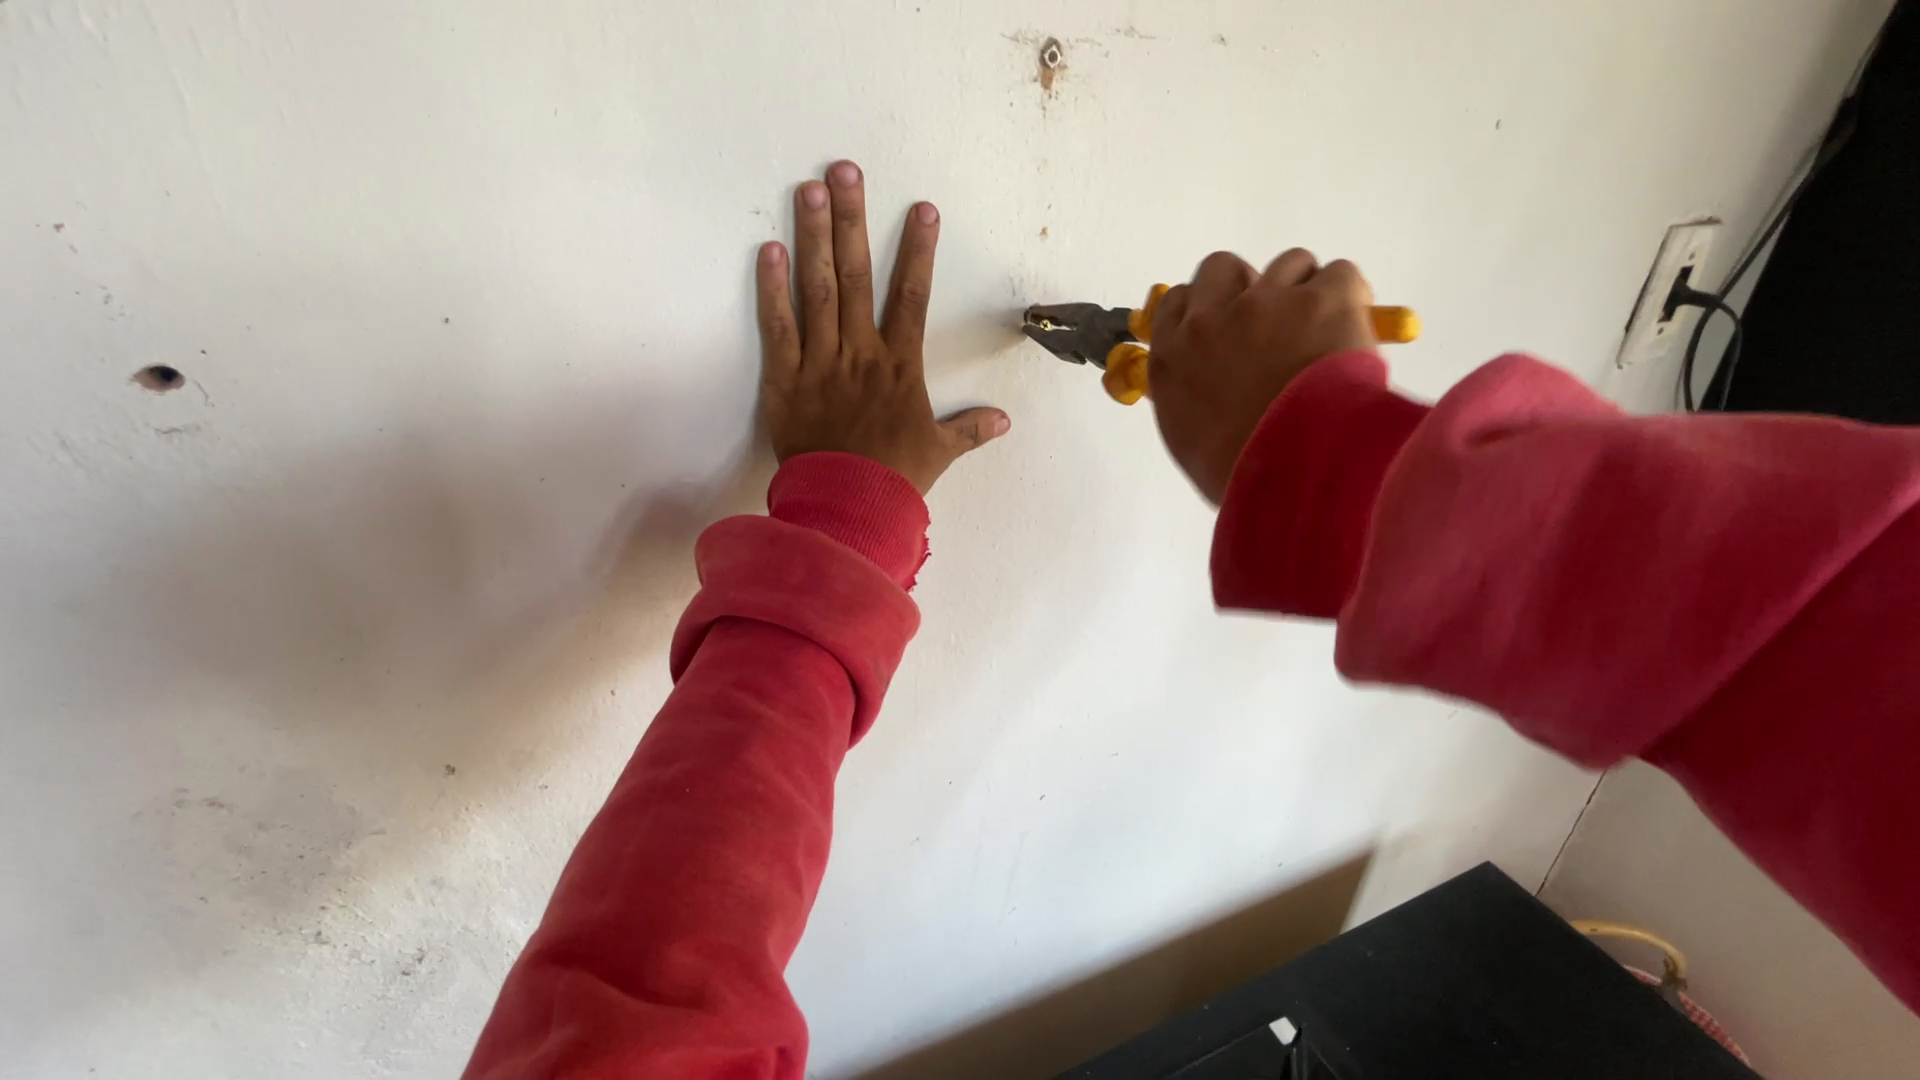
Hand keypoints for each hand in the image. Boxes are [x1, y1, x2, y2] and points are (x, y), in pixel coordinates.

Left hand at [754, 161, 1009, 495]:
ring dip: (813, 238)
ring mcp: (821, 363)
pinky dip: (771, 290)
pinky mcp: (785, 380)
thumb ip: (970, 431)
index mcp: (900, 366)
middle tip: (844, 171)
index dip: (919, 250)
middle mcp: (861, 353)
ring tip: (808, 190)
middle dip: (852, 220)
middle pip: (857, 276)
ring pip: (817, 291)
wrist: (848, 509)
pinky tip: (768, 249)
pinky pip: (777, 328)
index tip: (922, 209)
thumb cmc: (894, 478)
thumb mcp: (939, 452)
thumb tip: (1005, 421)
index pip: (913, 296)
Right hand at [1149, 250, 1376, 503]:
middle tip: (1277, 323)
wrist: (1293, 471)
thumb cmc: (1236, 472)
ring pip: (1288, 264)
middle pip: (1222, 268)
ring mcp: (1265, 304)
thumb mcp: (1191, 440)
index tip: (1231, 327)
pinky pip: (1340, 274)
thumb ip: (1192, 398)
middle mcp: (1209, 321)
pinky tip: (1355, 332)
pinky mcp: (1321, 298)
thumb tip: (1212, 385)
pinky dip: (1350, 298)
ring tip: (1325, 331)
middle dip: (1249, 287)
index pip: (1178, 303)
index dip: (1209, 309)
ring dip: (1305, 290)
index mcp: (1172, 358)